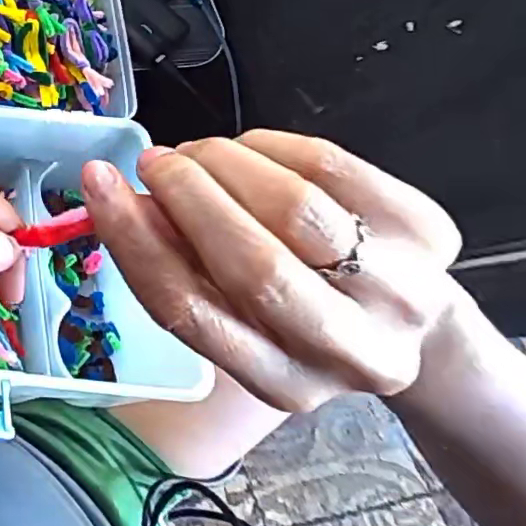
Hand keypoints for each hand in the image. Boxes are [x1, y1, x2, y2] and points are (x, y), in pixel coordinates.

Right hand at [80, 130, 467, 411]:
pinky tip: (249, 152)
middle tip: (155, 161)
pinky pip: (327, 164)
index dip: (132, 237)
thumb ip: (176, 263)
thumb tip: (125, 200)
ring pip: (293, 206)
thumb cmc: (294, 310)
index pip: (188, 309)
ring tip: (199, 155)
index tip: (97, 181)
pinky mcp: (428, 231)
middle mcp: (346, 350)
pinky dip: (267, 145)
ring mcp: (401, 290)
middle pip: (252, 263)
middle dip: (186, 194)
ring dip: (223, 162)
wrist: (407, 319)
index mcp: (279, 380)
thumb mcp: (229, 310)